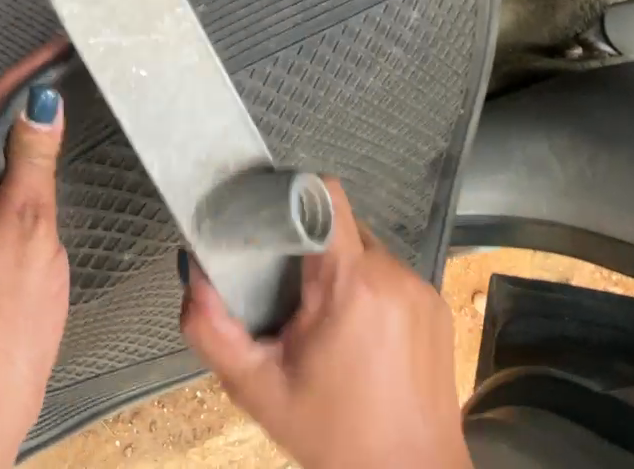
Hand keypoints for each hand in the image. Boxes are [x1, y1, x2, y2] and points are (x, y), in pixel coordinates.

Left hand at [0, 38, 71, 467]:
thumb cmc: (1, 320)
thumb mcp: (28, 225)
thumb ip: (34, 157)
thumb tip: (42, 102)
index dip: (25, 76)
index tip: (56, 50)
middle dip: (26, 105)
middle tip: (68, 73)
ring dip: (26, 140)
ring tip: (63, 114)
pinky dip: (21, 173)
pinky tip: (44, 170)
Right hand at [180, 179, 471, 468]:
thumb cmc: (336, 437)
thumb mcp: (257, 390)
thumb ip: (211, 330)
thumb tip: (194, 273)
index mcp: (351, 283)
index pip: (324, 196)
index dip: (289, 196)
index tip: (264, 222)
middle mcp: (393, 274)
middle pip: (338, 224)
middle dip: (307, 245)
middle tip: (284, 289)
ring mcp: (421, 288)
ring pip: (364, 249)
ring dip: (337, 269)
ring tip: (318, 317)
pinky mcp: (438, 305)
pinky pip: (390, 274)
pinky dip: (366, 290)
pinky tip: (355, 334)